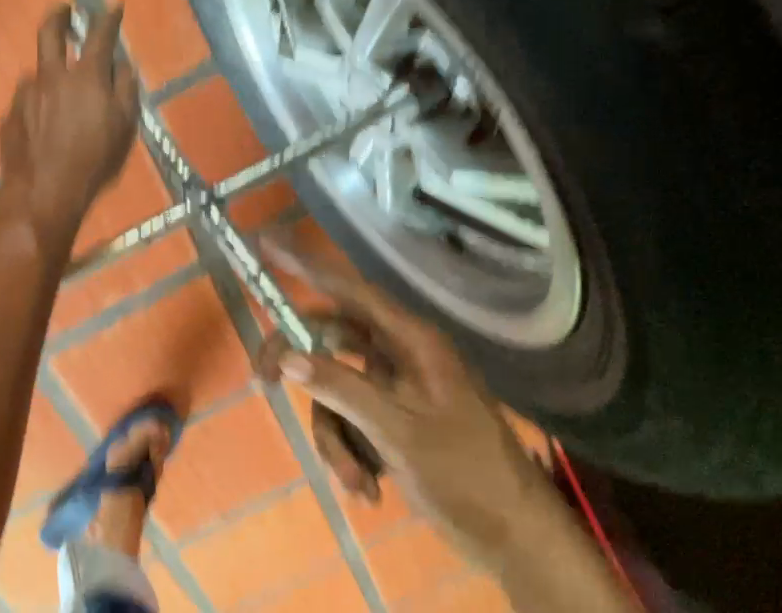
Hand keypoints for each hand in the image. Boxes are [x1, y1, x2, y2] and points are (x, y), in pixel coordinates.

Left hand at [0, 5, 139, 251]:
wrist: (42, 190)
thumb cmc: (93, 161)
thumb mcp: (124, 127)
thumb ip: (125, 90)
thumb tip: (122, 66)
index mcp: (85, 77)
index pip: (100, 35)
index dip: (108, 17)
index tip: (113, 6)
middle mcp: (52, 76)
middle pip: (50, 31)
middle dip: (59, 14)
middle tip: (65, 9)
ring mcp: (26, 93)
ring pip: (39, 71)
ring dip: (50, 74)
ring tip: (61, 99)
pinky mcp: (10, 114)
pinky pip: (28, 100)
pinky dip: (38, 104)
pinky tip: (44, 126)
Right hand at [254, 236, 567, 570]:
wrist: (517, 540)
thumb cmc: (466, 475)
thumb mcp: (398, 432)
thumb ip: (340, 389)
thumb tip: (288, 357)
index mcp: (412, 343)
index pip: (348, 290)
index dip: (305, 264)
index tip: (264, 242)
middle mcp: (400, 355)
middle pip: (328, 339)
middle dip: (300, 369)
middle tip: (264, 380)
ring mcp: (396, 387)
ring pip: (333, 387)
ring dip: (333, 435)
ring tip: (356, 479)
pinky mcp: (392, 417)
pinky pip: (347, 417)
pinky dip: (348, 451)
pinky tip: (367, 486)